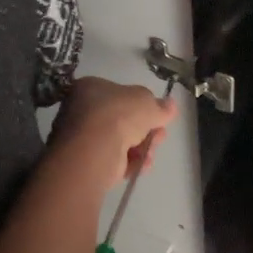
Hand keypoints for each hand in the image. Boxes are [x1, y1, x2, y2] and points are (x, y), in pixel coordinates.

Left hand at [48, 78, 176, 190]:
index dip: (141, 105)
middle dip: (146, 129)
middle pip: (123, 119)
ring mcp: (83, 137)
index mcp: (91, 87)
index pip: (120, 94)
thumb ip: (160, 105)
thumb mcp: (147, 102)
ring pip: (121, 141)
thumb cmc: (119, 115)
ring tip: (151, 153)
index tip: (158, 115)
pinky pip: (114, 158)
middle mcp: (82, 110)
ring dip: (142, 147)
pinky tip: (142, 165)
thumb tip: (170, 106)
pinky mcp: (86, 161)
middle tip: (160, 135)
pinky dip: (130, 162)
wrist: (96, 148)